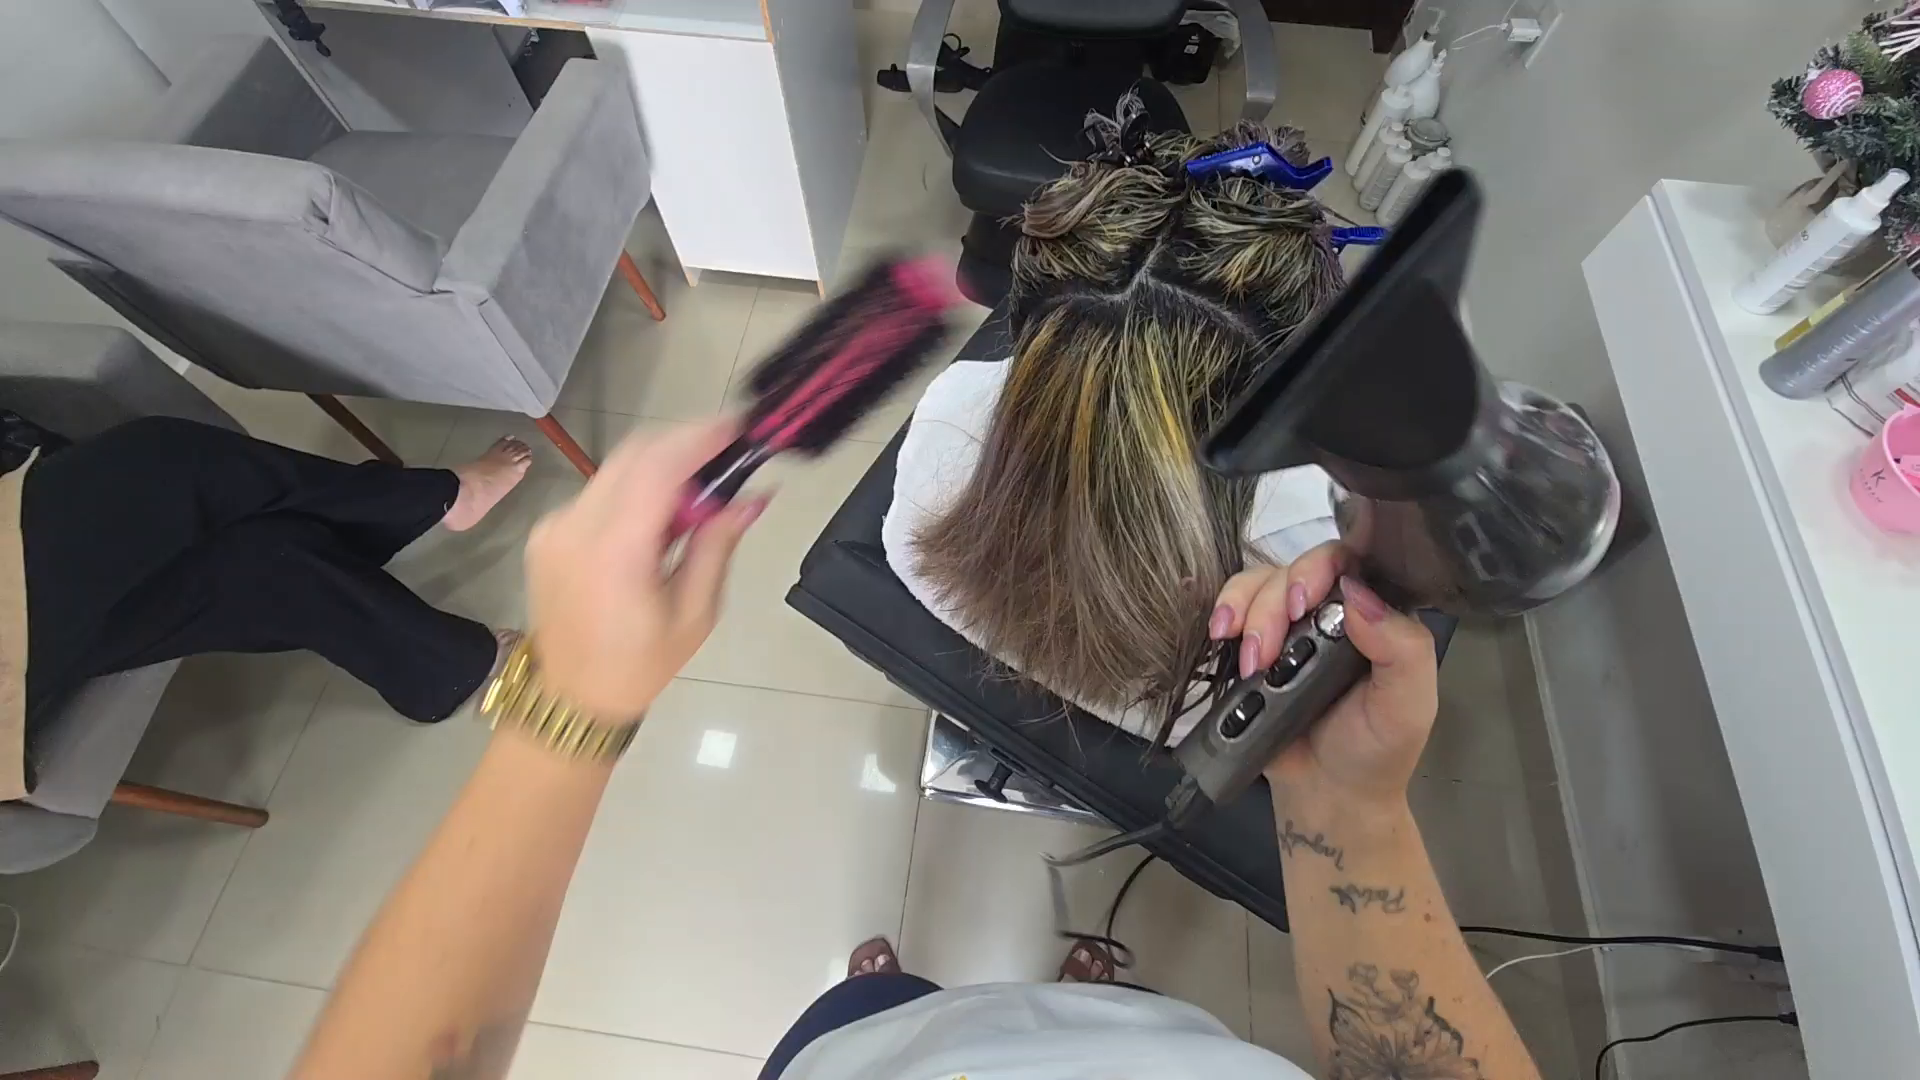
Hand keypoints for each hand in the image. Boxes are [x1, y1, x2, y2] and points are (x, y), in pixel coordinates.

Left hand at [524, 418, 767, 719]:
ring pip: (618, 468)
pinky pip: (603, 490)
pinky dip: (640, 488)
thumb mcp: (695, 612)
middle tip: (728, 457)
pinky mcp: (550, 531)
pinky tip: (664, 517)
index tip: (738, 427)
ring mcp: (555, 526)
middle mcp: (575, 527)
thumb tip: (753, 498)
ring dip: (664, 467)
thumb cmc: (641, 664)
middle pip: (635, 454)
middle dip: (686, 444)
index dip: (699, 438)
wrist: (570, 697)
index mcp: (614, 554)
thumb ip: (717, 546)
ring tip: (701, 496)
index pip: (657, 469)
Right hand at [1209, 543, 1437, 813]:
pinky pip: (1230, 607)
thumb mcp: (1408, 705)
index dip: (1317, 569)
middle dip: (1270, 608)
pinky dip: (1220, 613)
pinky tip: (1217, 635)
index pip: (1346, 562)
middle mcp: (1327, 610)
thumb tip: (1357, 593)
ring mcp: (1285, 624)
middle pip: (1290, 571)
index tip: (1302, 605)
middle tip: (1263, 657)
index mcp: (1372, 615)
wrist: (1325, 792)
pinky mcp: (1249, 640)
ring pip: (1255, 583)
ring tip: (1242, 658)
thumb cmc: (1375, 750)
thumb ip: (1402, 649)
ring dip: (1240, 610)